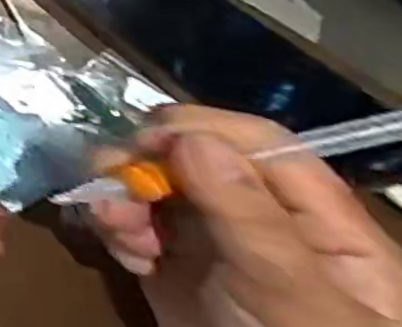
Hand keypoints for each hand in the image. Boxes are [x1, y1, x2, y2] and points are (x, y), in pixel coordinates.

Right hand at [84, 106, 401, 326]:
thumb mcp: (294, 300)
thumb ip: (249, 218)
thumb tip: (188, 135)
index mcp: (318, 226)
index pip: (258, 143)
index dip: (199, 129)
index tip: (147, 144)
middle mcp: (260, 221)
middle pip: (185, 154)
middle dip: (137, 164)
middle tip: (111, 184)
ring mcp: (210, 241)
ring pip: (144, 180)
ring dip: (114, 195)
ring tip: (115, 231)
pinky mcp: (166, 258)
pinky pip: (124, 216)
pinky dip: (110, 226)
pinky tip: (121, 255)